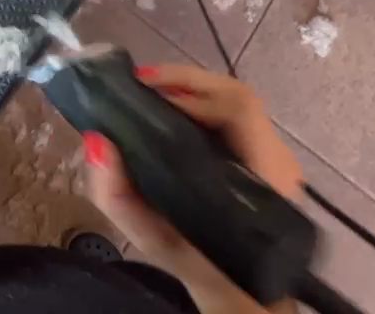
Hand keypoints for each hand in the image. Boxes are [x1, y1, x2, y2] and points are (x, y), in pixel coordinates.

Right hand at [81, 65, 302, 313]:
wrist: (245, 299)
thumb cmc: (205, 272)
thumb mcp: (157, 242)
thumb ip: (121, 200)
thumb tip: (97, 142)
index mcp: (264, 174)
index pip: (237, 105)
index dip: (192, 86)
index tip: (146, 85)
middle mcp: (276, 157)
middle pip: (233, 96)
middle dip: (184, 82)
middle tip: (139, 85)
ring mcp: (275, 156)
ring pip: (232, 104)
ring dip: (190, 93)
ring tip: (149, 94)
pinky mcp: (264, 158)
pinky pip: (231, 119)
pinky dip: (198, 109)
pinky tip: (169, 115)